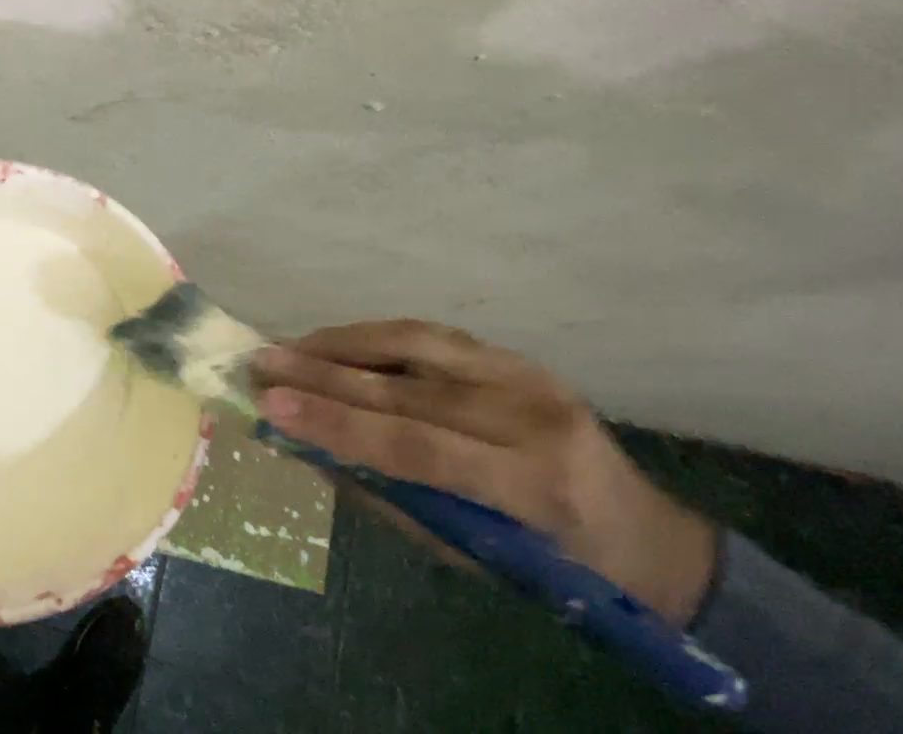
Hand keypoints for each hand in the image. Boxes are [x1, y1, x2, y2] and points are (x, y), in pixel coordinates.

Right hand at [252, 320, 716, 625]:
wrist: (644, 537)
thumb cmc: (550, 566)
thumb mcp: (468, 551)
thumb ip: (390, 494)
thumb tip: (308, 448)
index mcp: (531, 482)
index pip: (414, 444)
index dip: (336, 422)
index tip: (269, 404)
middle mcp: (532, 417)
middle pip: (405, 387)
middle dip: (321, 374)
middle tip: (258, 363)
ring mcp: (528, 377)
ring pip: (414, 344)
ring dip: (340, 345)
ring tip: (285, 349)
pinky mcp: (518, 358)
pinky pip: (432, 337)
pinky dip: (374, 336)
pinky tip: (334, 343)